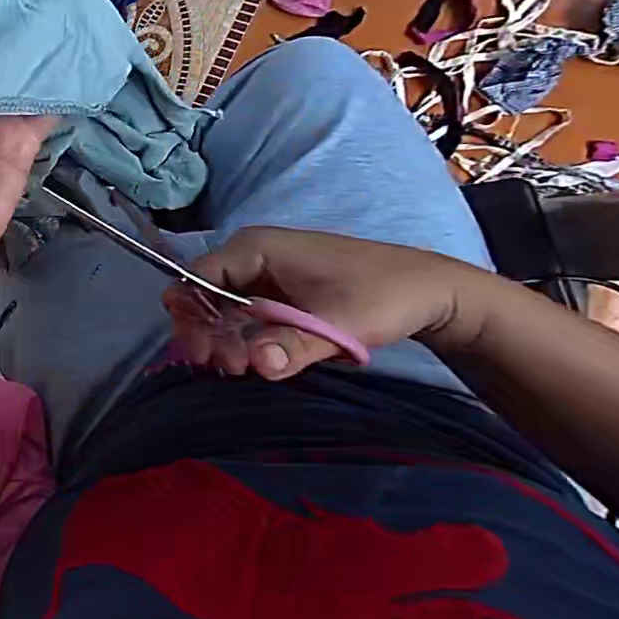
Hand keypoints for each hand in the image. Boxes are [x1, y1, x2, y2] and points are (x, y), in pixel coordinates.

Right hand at [162, 227, 502, 379]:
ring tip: (241, 368)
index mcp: (256, 248)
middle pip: (203, 293)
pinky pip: (242, 310)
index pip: (197, 278)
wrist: (426, 289)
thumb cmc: (382, 295)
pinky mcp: (276, 288)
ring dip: (222, 338)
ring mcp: (263, 271)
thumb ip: (294, 344)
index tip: (206, 357)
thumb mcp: (338, 324)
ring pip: (220, 304)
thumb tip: (255, 364)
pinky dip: (239, 335)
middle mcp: (251, 254)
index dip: (192, 318)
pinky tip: (251, 358)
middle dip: (206, 332)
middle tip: (229, 369)